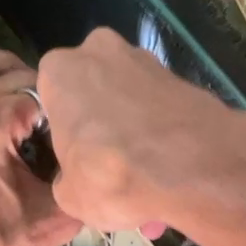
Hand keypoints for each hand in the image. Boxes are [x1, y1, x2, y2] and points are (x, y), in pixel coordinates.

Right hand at [36, 28, 245, 232]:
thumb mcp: (69, 194)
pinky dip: (162, 132)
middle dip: (100, 125)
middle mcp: (100, 51)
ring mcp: (146, 60)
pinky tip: (170, 166)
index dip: (64, 132)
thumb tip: (77, 178)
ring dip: (133, 130)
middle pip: (92, 93)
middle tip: (110, 167)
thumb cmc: (111, 175)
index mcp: (59, 70)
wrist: (193, 169)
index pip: (51, 98)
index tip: (77, 159)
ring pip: (129, 100)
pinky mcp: (183, 76)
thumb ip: (66, 177)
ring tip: (145, 175)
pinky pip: (160, 108)